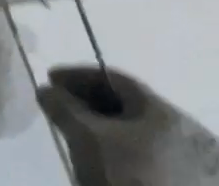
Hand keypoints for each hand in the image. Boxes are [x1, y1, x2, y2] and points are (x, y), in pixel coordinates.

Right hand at [37, 67, 218, 185]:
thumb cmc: (122, 172)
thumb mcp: (81, 133)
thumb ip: (60, 104)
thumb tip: (48, 90)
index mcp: (172, 116)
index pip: (118, 80)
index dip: (78, 74)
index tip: (49, 79)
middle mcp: (195, 134)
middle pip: (134, 103)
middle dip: (92, 99)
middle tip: (63, 102)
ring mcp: (201, 161)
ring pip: (145, 128)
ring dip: (109, 121)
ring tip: (81, 127)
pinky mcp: (195, 180)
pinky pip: (156, 149)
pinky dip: (128, 142)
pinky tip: (108, 151)